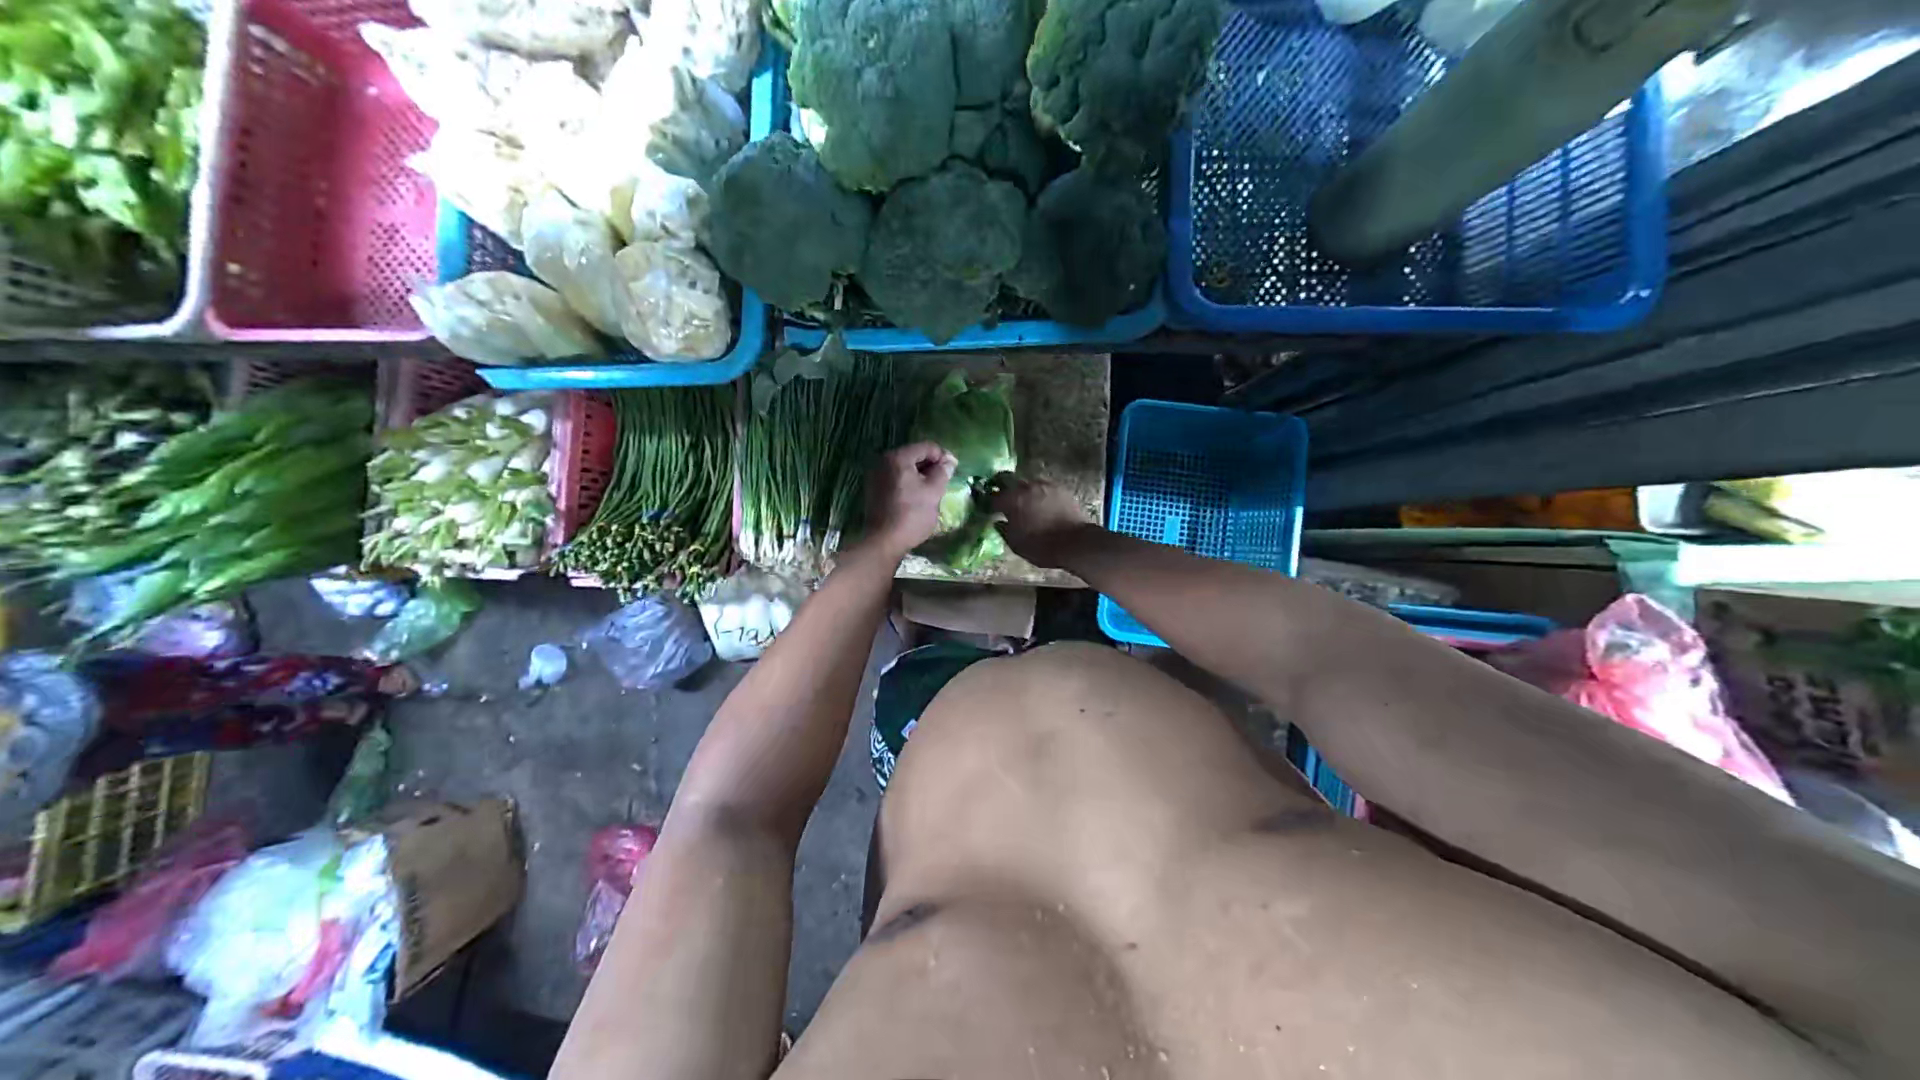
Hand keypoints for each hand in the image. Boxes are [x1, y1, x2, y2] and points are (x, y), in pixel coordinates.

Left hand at [867, 442, 956, 556]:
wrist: (884, 541)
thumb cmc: (911, 515)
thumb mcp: (933, 492)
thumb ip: (942, 472)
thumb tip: (949, 461)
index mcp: (897, 457)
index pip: (927, 447)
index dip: (943, 456)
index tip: (953, 470)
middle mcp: (883, 461)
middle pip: (914, 455)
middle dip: (931, 465)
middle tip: (944, 480)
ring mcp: (875, 475)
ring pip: (904, 468)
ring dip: (920, 475)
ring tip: (932, 489)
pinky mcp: (873, 489)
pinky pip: (895, 478)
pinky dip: (908, 482)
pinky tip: (917, 496)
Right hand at [988, 473, 1093, 568]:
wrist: (1075, 542)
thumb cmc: (1042, 546)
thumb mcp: (1016, 544)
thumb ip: (1004, 530)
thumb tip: (997, 522)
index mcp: (1012, 500)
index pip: (994, 497)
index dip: (990, 503)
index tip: (990, 509)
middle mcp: (1027, 487)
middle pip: (1009, 481)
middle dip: (1004, 489)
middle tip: (1003, 499)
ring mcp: (1045, 485)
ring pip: (1028, 481)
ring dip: (1022, 489)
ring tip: (1023, 499)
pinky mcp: (1060, 488)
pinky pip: (1044, 486)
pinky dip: (1039, 492)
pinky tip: (1041, 501)